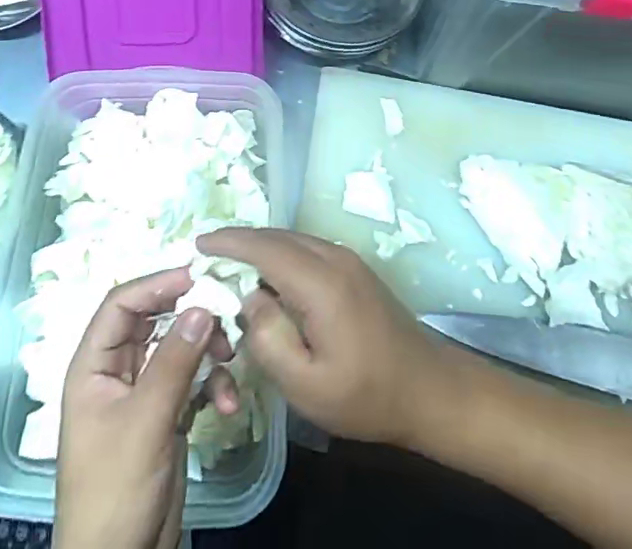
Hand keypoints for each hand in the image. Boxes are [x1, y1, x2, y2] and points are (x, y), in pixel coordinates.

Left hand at [54, 268, 238, 548]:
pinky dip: (211, 386)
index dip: (155, 284)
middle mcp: (116, 371)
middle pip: (153, 323)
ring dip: (206, 354)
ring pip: (177, 352)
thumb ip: (173, 361)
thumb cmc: (116, 486)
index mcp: (93, 364)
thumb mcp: (145, 420)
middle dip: (189, 318)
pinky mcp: (165, 417)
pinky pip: (191, 384)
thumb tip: (202, 306)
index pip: (120, 305)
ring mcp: (142, 394)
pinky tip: (228, 404)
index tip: (196, 275)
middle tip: (225, 314)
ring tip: (230, 362)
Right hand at [196, 227, 451, 447]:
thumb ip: (267, 338)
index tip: (197, 245)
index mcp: (320, 283)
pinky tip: (266, 275)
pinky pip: (305, 248)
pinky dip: (278, 253)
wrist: (434, 392)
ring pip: (291, 239)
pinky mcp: (354, 269)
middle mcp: (333, 258)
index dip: (228, 242)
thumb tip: (248, 297)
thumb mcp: (306, 385)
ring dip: (258, 246)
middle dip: (238, 241)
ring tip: (228, 264)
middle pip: (275, 236)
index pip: (263, 247)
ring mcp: (347, 260)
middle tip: (206, 257)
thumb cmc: (367, 396)